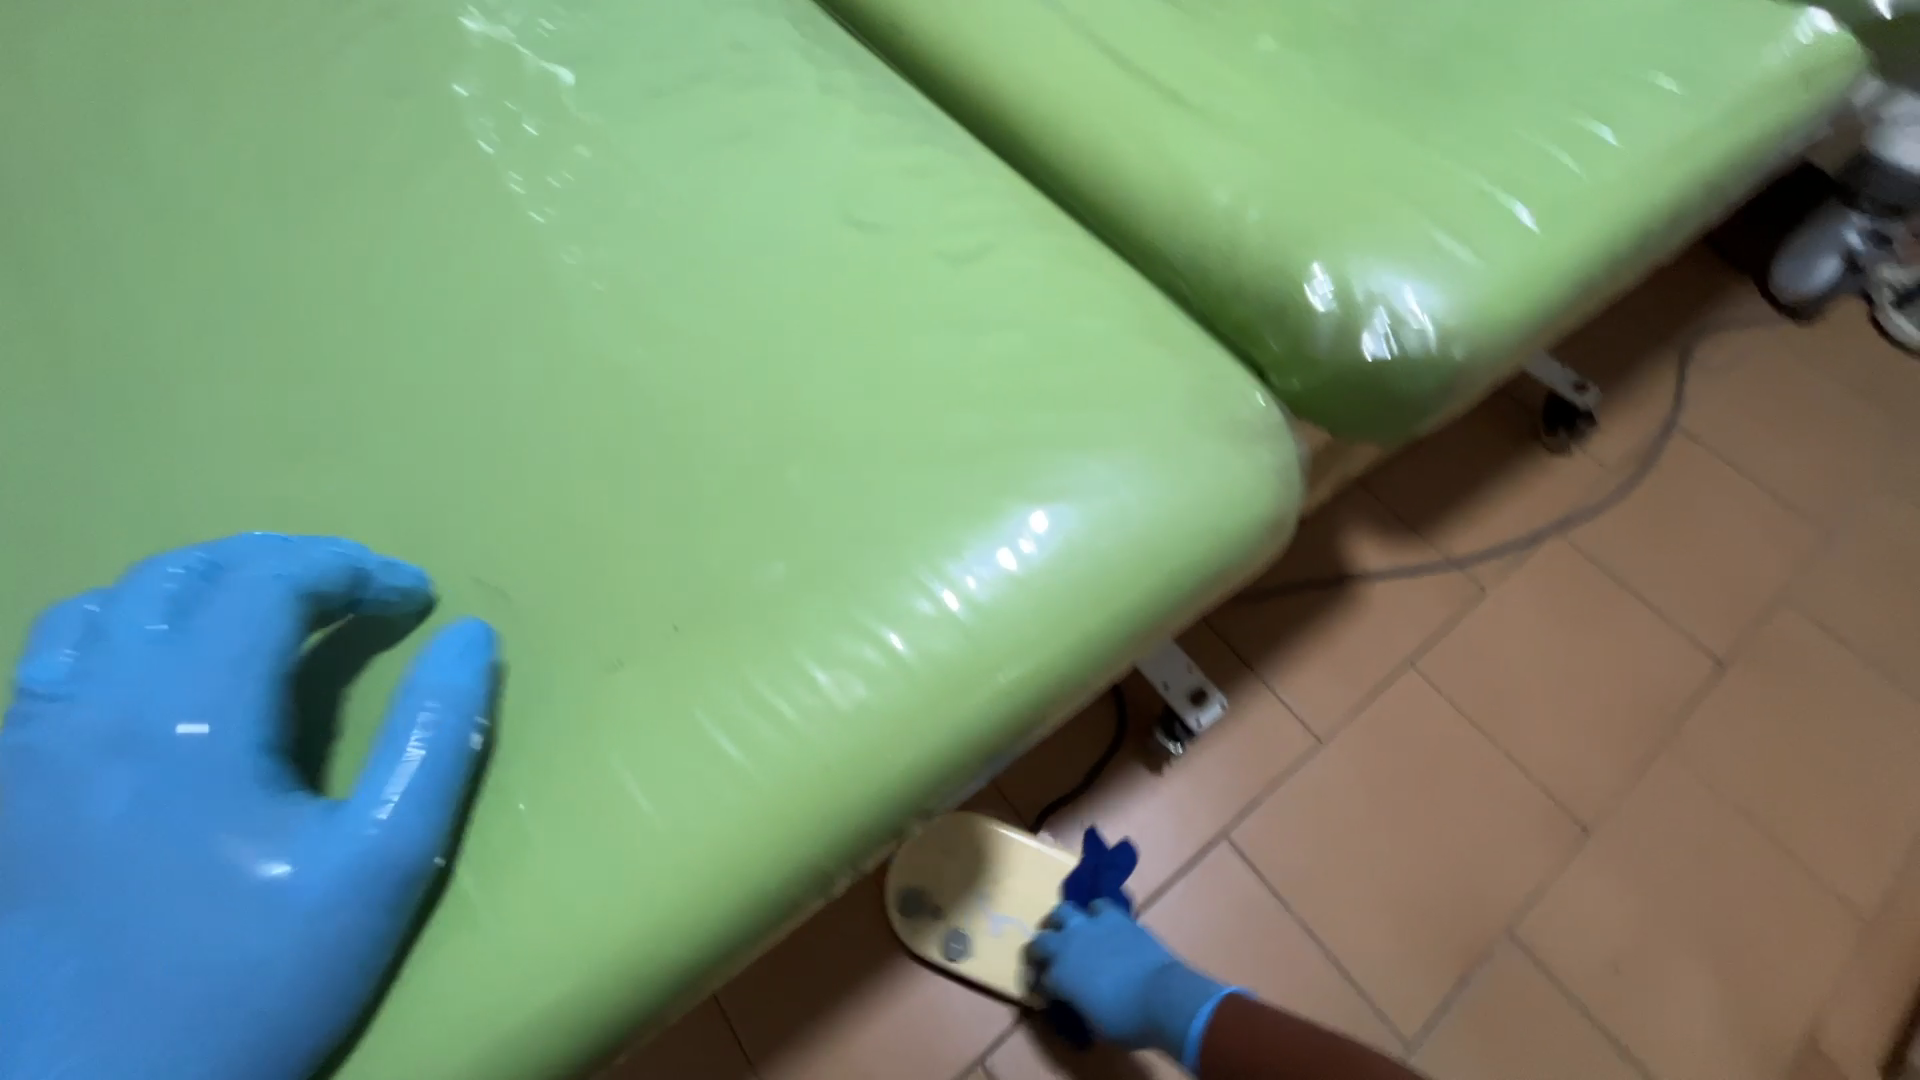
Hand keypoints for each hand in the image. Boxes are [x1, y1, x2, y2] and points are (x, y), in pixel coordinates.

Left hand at [0, 534, 498, 1079]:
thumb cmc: (260, 977)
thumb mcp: (388, 860)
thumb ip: (436, 736)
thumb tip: (470, 637)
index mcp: (185, 725)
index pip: (268, 584)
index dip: (357, 569)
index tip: (422, 598)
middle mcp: (87, 715)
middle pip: (181, 577)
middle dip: (288, 561)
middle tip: (364, 590)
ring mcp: (24, 753)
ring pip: (104, 609)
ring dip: (207, 585)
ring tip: (281, 610)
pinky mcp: (2, 793)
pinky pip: (58, 662)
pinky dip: (139, 630)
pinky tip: (187, 668)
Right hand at [1028, 899, 1236, 1065]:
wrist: (1161, 995)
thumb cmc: (1126, 1020)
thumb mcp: (1093, 1025)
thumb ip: (1076, 1005)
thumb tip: (1075, 999)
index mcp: (1058, 976)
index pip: (1039, 980)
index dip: (1041, 988)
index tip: (1046, 995)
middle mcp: (1066, 945)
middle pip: (1039, 941)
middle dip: (1040, 951)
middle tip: (1049, 959)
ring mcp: (1088, 925)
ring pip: (1062, 911)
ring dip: (1061, 922)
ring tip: (1069, 930)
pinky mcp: (1112, 915)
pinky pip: (1097, 905)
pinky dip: (1096, 913)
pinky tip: (1101, 922)